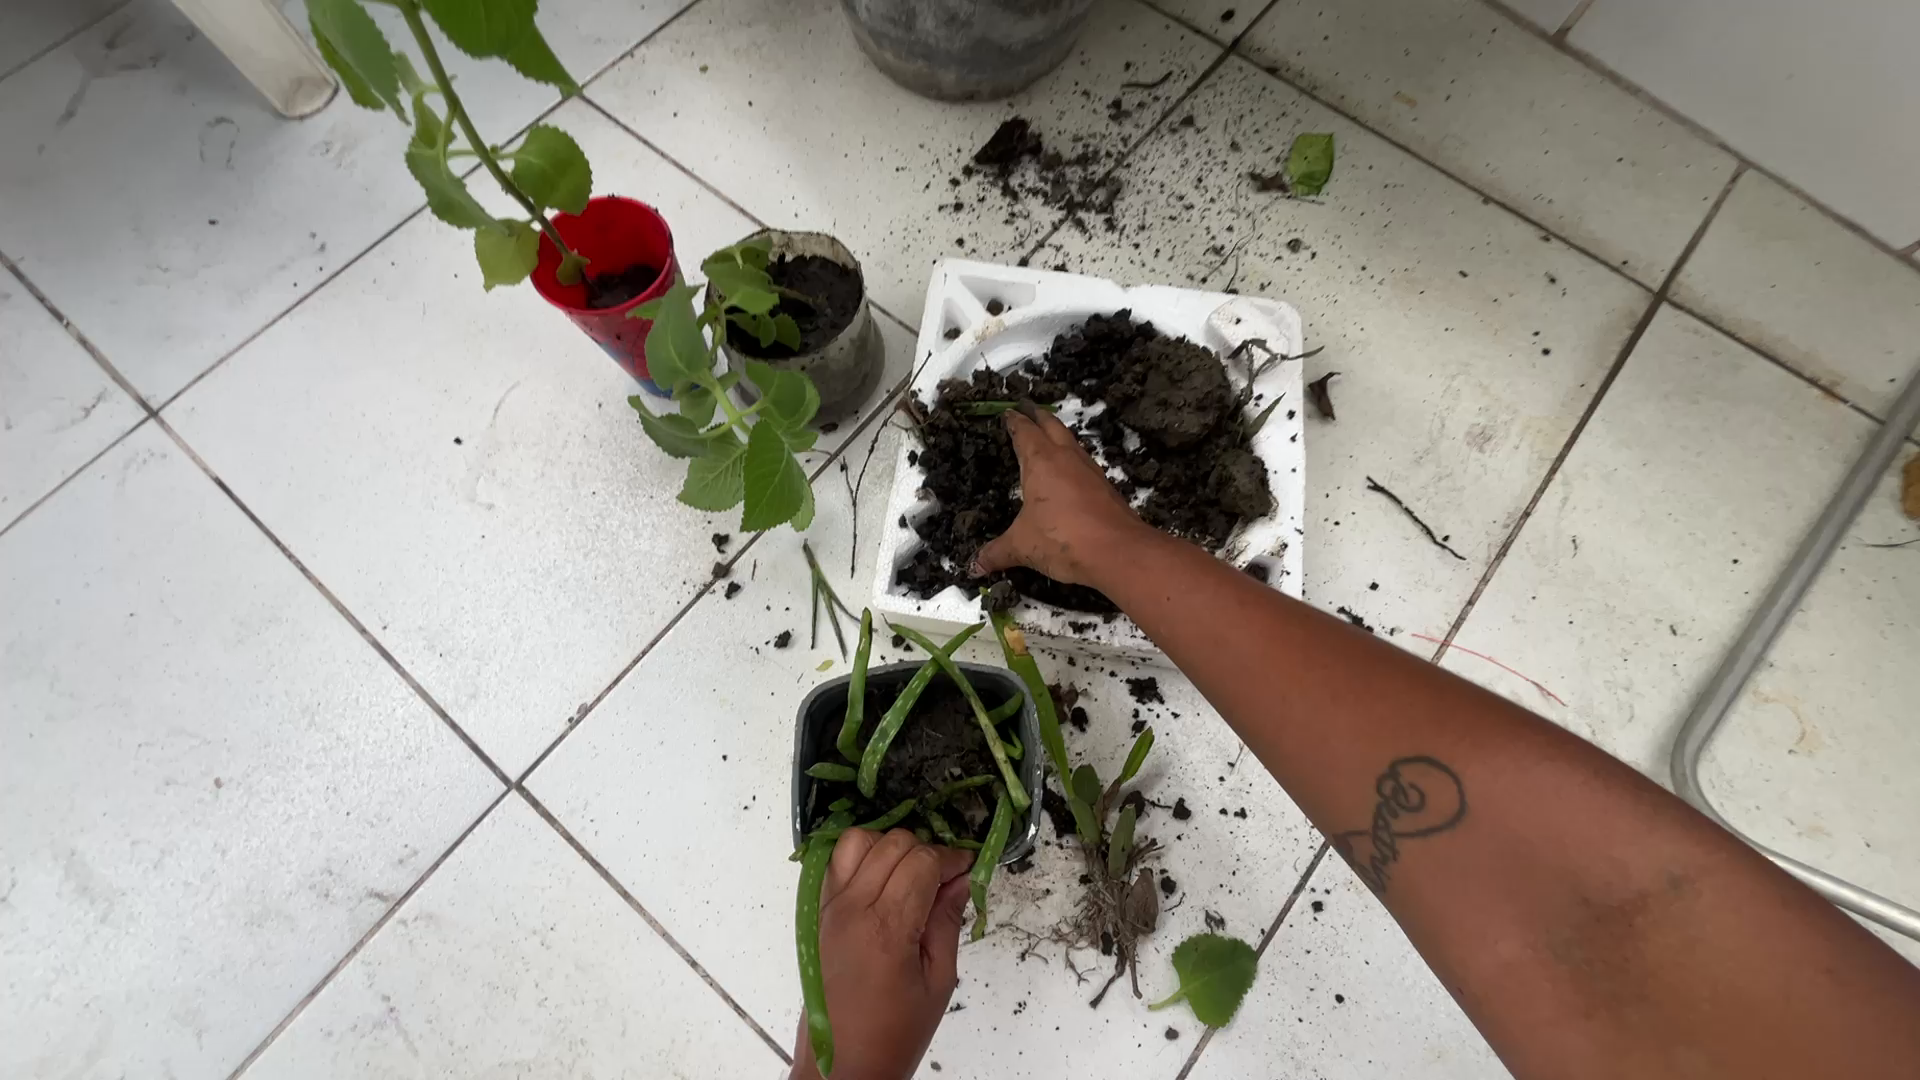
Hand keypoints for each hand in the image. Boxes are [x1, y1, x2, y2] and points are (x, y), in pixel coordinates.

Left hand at [791, 829, 974, 1079]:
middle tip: (942, 878)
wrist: (841, 1066)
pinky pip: (837, 859)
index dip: (950, 858)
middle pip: (895, 843)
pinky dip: (861, 854)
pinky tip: (881, 876)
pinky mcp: (818, 910)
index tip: (966, 867)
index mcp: (886, 927)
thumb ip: (947, 921)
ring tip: (909, 875)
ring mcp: (830, 906)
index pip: (923, 862)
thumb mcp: (938, 982)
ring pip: (861, 840)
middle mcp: (853, 907)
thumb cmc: (893, 1034)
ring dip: (890, 847)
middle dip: (926, 851)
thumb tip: (961, 879)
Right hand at [970, 404, 1150, 587]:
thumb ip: (997, 553)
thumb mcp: (1022, 547)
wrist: (1118, 551)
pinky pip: (1083, 462)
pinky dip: (1072, 458)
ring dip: (1058, 434)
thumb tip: (975, 566)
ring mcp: (1089, 470)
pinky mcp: (1104, 487)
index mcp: (1040, 462)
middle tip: (1027, 408)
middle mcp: (1066, 458)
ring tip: (1048, 435)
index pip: (1024, 432)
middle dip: (1038, 416)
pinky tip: (1070, 471)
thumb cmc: (1062, 539)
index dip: (1015, 421)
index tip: (1008, 413)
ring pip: (1071, 441)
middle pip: (1051, 425)